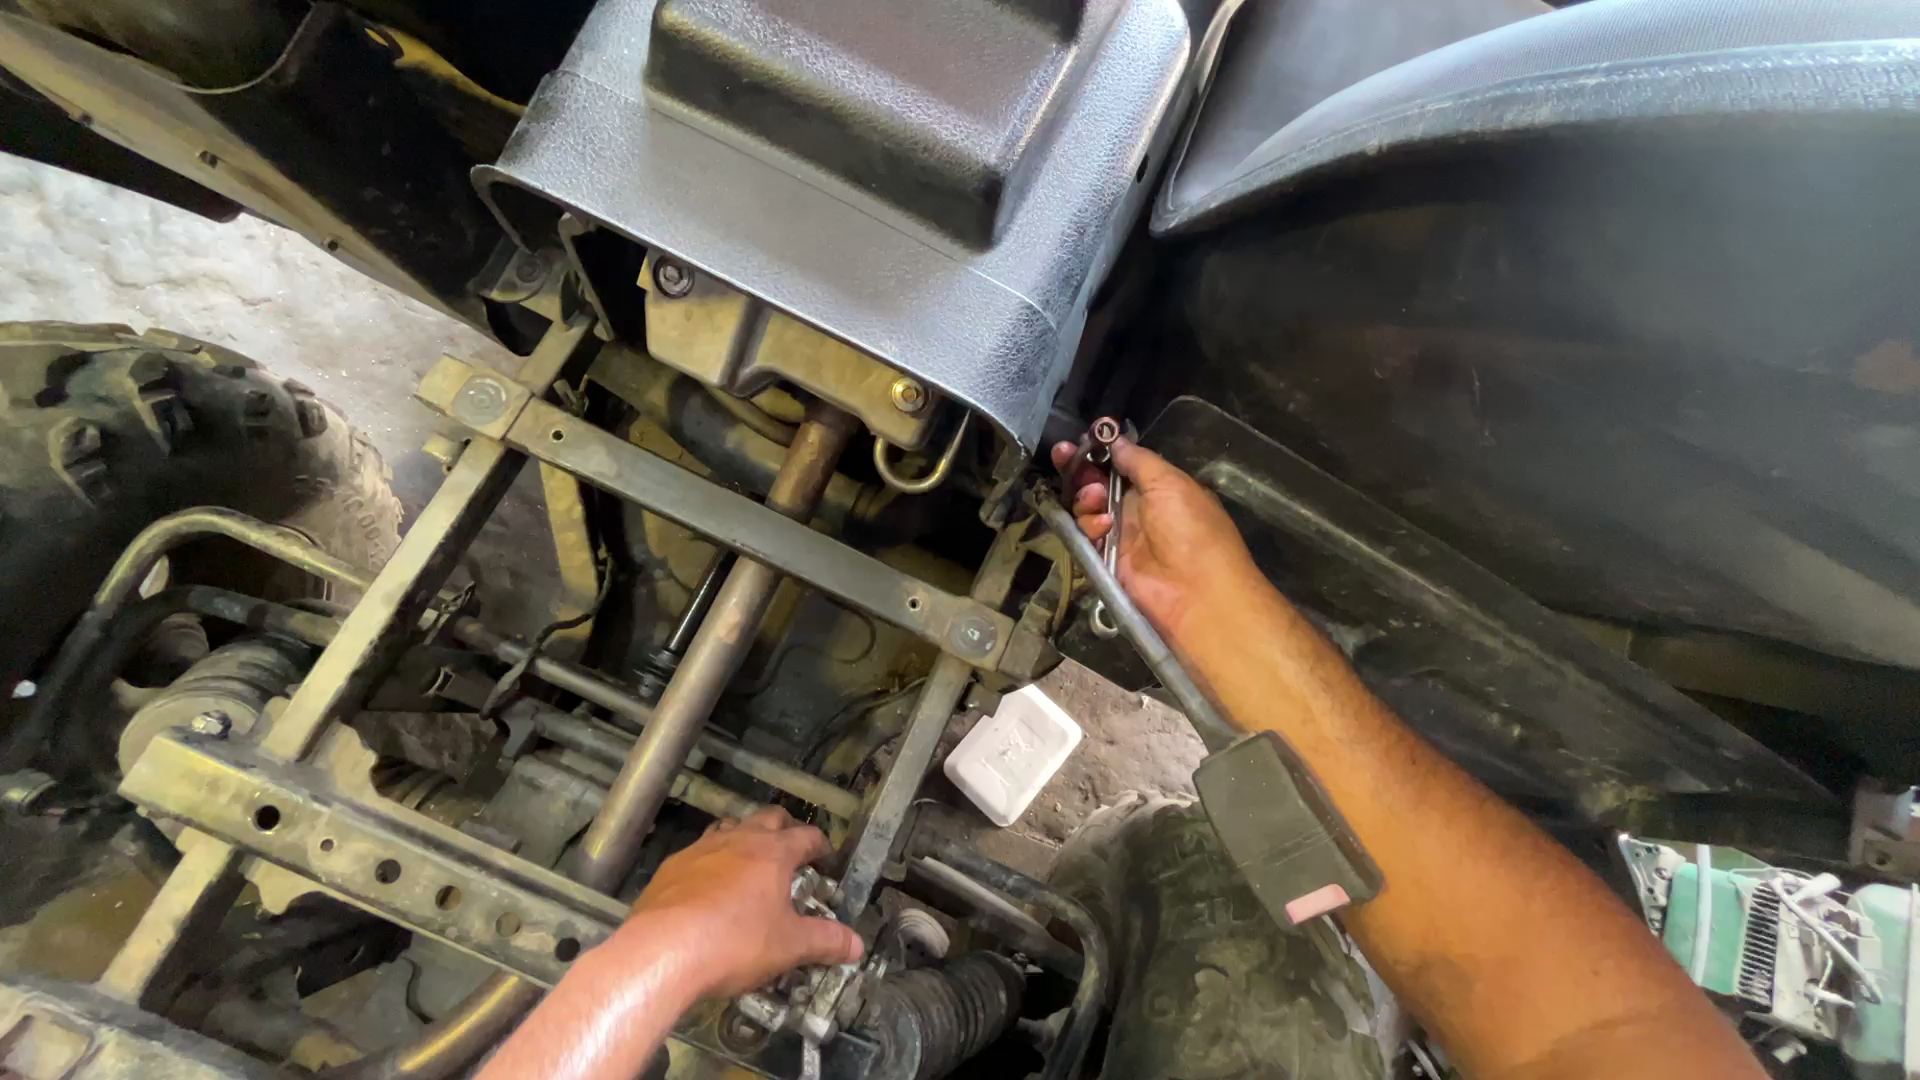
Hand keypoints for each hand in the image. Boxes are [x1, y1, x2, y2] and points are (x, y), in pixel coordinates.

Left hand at [625, 806, 863, 999]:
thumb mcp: (788, 946)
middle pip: (769, 817)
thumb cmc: (735, 942)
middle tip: (792, 851)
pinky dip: (711, 860)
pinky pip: (699, 851)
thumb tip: (857, 945)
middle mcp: (740, 839)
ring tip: (749, 861)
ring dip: (745, 836)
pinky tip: (707, 887)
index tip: (827, 860)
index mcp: (774, 852)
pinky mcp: (672, 866)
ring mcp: (703, 848)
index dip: (821, 846)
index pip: (807, 836)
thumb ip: (825, 941)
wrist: (661, 951)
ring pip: (731, 826)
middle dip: (785, 829)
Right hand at [1050, 437, 1263, 644]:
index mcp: (1159, 487)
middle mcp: (1138, 508)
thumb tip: (1114, 440)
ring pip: (1087, 506)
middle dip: (1080, 468)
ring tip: (1095, 499)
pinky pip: (1087, 534)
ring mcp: (1121, 534)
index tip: (1079, 440)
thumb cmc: (1190, 530)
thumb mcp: (1170, 483)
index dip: (1099, 451)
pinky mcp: (1106, 557)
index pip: (1121, 463)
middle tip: (1064, 454)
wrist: (1194, 592)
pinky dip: (1090, 525)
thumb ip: (1138, 460)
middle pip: (1098, 482)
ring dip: (1086, 496)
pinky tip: (1103, 527)